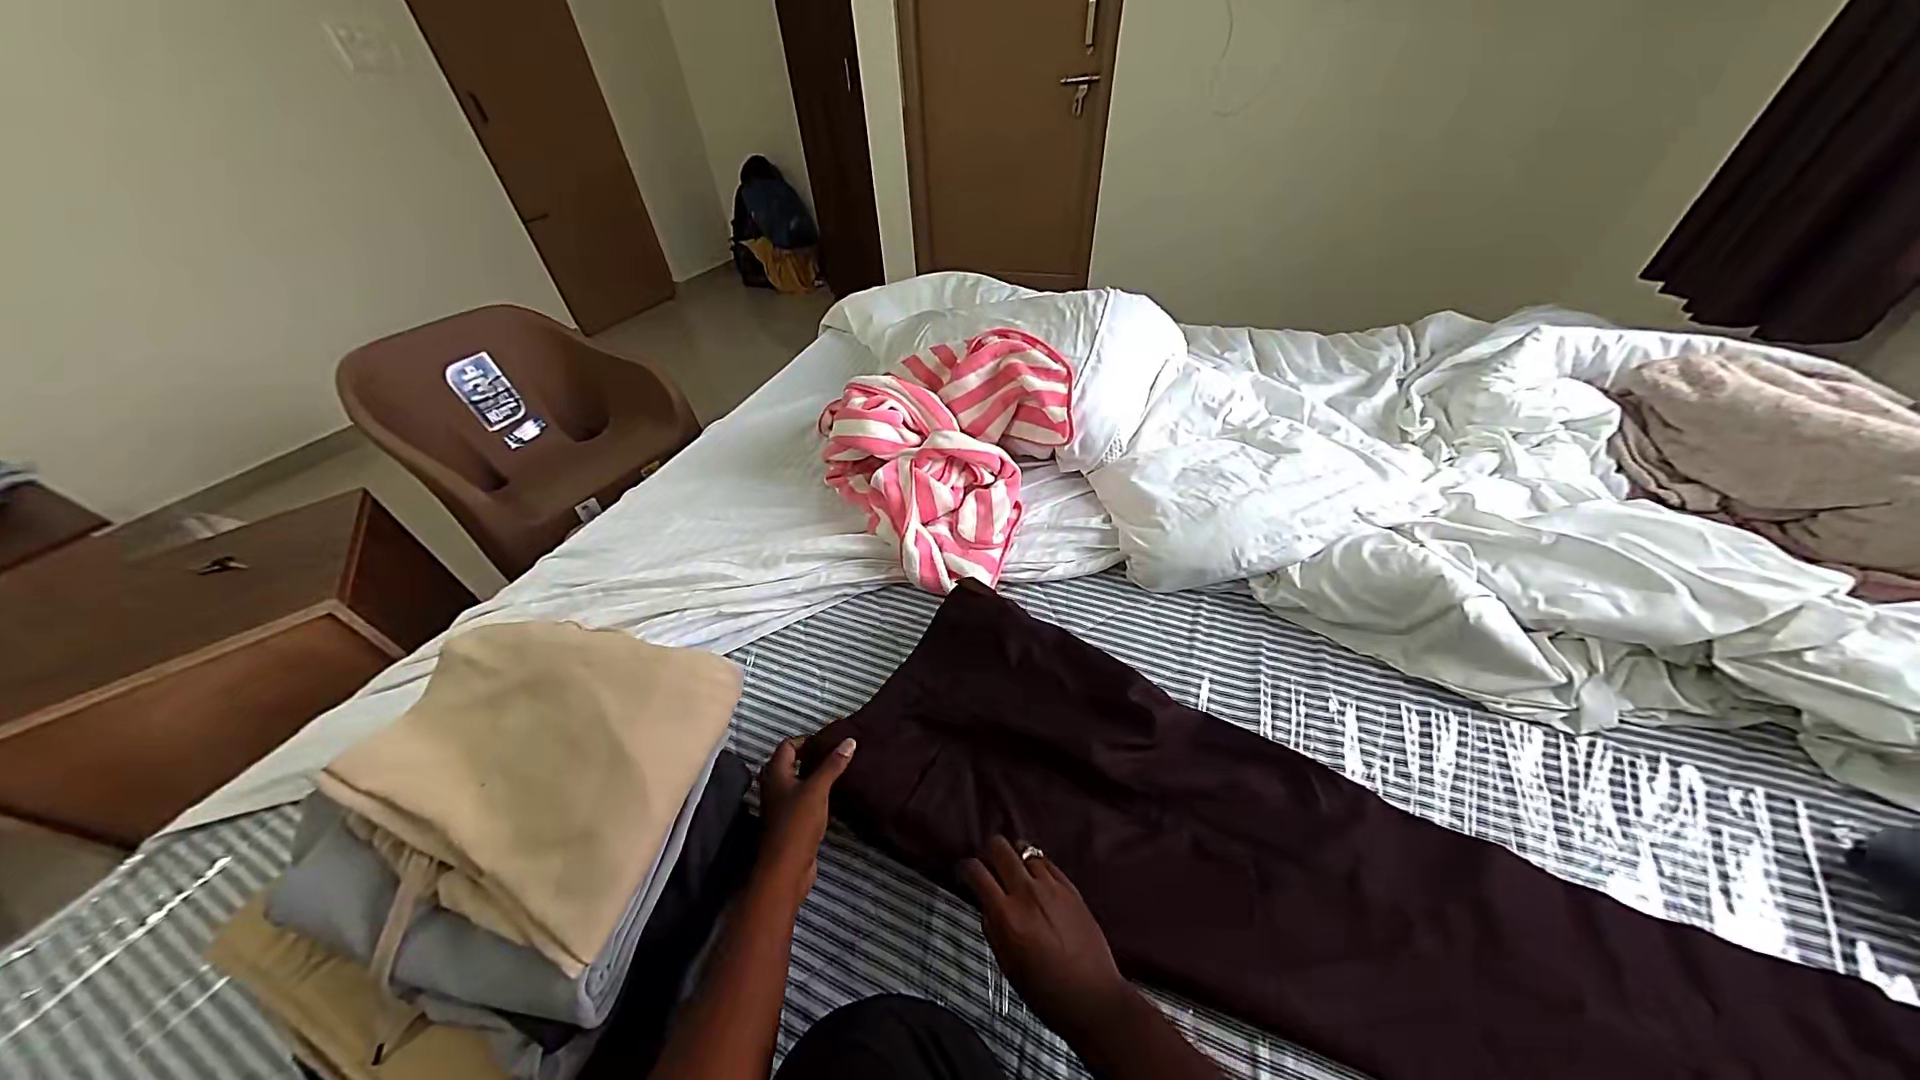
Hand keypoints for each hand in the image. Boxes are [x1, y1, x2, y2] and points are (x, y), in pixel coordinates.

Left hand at [755, 735, 855, 900]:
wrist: (786, 868)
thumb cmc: (797, 823)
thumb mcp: (818, 789)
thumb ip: (832, 765)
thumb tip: (849, 741)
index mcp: (776, 774)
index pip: (787, 745)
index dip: (806, 740)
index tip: (829, 740)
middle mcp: (775, 787)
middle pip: (791, 762)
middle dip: (812, 756)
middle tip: (837, 752)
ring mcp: (781, 805)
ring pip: (798, 781)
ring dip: (815, 774)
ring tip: (839, 769)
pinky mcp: (791, 821)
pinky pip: (804, 798)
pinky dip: (817, 792)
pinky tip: (834, 794)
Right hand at [959, 836, 1131, 1040]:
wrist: (1092, 996)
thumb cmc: (1045, 990)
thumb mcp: (1007, 963)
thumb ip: (991, 927)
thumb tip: (985, 903)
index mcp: (1007, 915)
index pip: (976, 871)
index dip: (965, 869)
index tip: (965, 875)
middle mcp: (1027, 892)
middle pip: (999, 846)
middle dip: (988, 854)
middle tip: (989, 869)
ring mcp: (1051, 886)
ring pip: (1024, 849)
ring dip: (1014, 857)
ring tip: (1014, 872)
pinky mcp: (1071, 887)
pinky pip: (1046, 861)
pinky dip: (1035, 865)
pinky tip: (1035, 878)